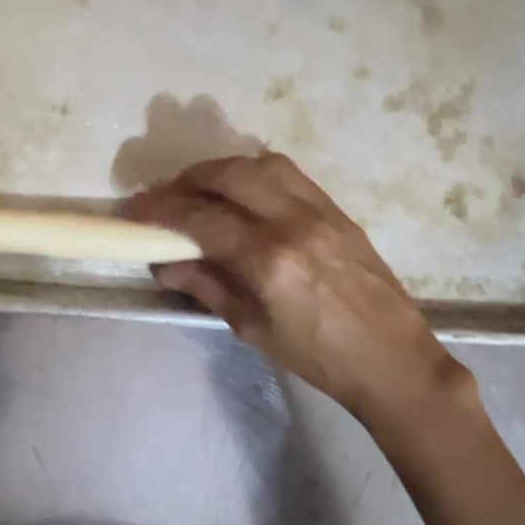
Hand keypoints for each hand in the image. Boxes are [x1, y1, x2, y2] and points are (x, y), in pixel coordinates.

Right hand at [123, 153, 468, 422]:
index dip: (159, 210)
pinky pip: (289, 175)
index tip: (132, 211)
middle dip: (185, 180)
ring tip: (199, 191)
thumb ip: (206, 286)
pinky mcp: (338, 211)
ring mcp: (321, 212)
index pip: (200, 218)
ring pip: (260, 164)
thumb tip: (163, 265)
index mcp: (269, 260)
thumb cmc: (317, 357)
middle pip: (228, 175)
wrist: (392, 360)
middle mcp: (294, 223)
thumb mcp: (252, 328)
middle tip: (162, 198)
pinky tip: (240, 194)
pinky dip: (254, 174)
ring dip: (221, 170)